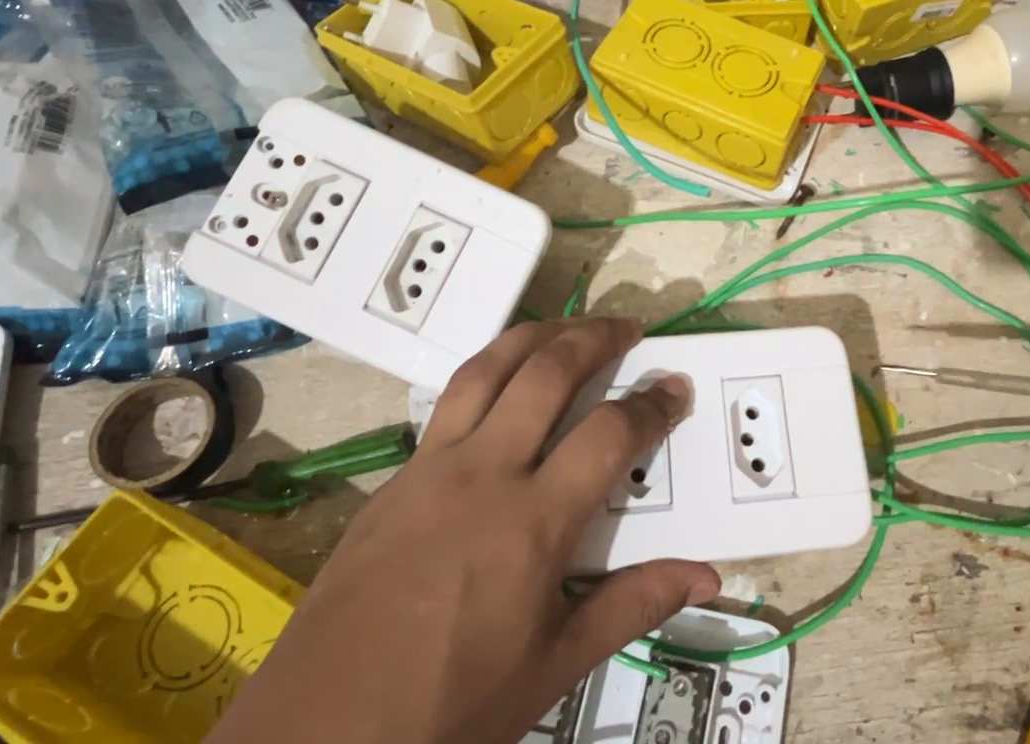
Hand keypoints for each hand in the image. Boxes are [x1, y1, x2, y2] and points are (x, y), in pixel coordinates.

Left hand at [206, 318, 721, 743]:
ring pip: (486, 369)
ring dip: (533, 334)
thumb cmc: (452, 703)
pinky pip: (448, 403)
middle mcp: (483, 473)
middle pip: (545, 372)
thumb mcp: (556, 664)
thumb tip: (707, 574)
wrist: (322, 729)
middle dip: (593, 337)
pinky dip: (486, 373)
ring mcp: (431, 468)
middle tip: (627, 328)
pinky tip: (500, 389)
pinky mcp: (394, 479)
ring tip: (566, 325)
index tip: (675, 389)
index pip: (608, 434)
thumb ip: (632, 605)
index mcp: (532, 521)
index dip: (650, 405)